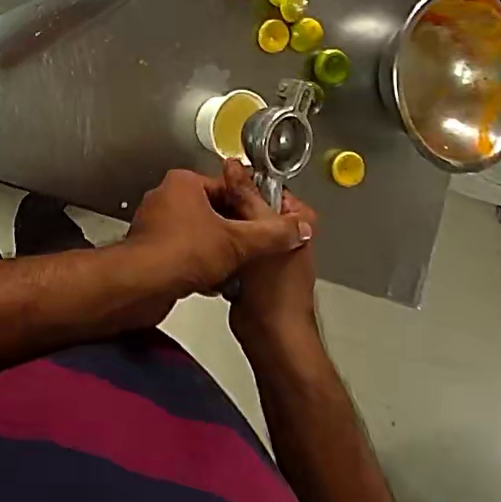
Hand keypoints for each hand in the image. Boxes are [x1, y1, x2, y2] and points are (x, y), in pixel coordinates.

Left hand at [124, 165, 311, 297]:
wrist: (140, 287)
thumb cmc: (179, 253)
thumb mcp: (239, 242)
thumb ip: (272, 234)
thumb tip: (296, 229)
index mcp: (183, 183)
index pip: (227, 187)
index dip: (249, 206)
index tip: (263, 223)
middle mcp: (166, 198)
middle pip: (214, 212)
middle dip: (233, 232)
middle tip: (250, 248)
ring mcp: (155, 224)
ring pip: (200, 234)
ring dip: (217, 251)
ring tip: (232, 267)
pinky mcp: (150, 249)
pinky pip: (184, 252)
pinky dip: (199, 264)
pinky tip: (211, 281)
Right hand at [214, 161, 322, 357]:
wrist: (271, 336)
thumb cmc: (274, 287)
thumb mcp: (258, 232)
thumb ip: (245, 196)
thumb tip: (232, 165)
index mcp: (296, 219)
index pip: (265, 187)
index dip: (241, 184)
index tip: (216, 185)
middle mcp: (283, 232)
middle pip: (248, 206)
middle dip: (227, 208)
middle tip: (206, 210)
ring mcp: (266, 251)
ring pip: (235, 228)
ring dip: (220, 229)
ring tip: (204, 230)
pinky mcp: (250, 269)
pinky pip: (229, 249)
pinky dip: (219, 250)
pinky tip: (207, 252)